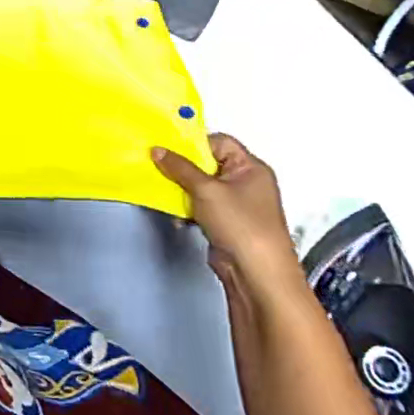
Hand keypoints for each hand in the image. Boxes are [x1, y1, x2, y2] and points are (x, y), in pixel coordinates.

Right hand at [153, 135, 297, 285]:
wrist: (256, 272)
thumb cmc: (239, 223)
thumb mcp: (206, 189)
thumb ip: (179, 167)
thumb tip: (157, 150)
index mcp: (251, 167)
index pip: (219, 142)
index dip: (194, 143)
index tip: (167, 147)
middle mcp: (246, 182)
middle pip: (208, 163)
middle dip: (183, 167)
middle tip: (160, 166)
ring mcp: (236, 203)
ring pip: (201, 185)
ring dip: (183, 189)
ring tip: (165, 191)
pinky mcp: (226, 221)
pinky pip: (201, 205)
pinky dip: (188, 207)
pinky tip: (177, 215)